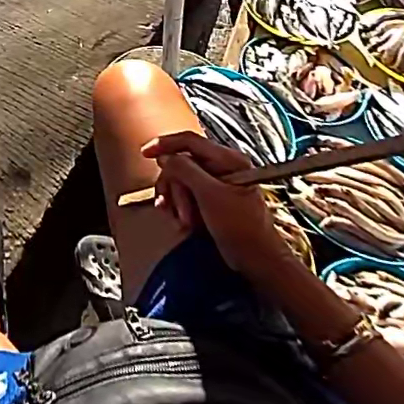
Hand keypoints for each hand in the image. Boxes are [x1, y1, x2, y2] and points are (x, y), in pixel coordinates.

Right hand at [141, 132, 290, 276]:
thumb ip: (184, 169)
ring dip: (176, 200)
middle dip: (174, 186)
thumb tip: (165, 157)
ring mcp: (216, 184)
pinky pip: (184, 194)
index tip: (145, 153)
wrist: (258, 263)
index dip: (164, 144)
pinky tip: (182, 220)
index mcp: (229, 160)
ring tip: (183, 220)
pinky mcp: (211, 199)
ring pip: (180, 180)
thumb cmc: (241, 229)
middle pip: (181, 163)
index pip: (189, 141)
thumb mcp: (209, 195)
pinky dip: (179, 207)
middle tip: (173, 205)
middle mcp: (222, 168)